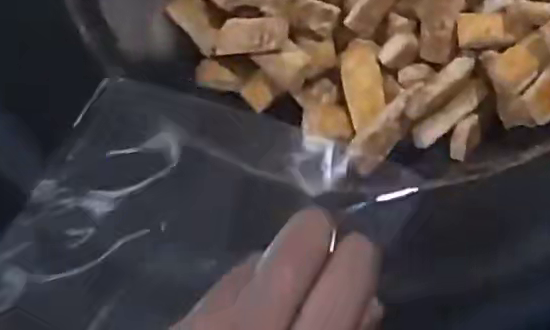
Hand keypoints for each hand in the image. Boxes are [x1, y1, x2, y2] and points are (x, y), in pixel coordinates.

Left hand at [180, 208, 381, 329]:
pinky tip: (238, 327)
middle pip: (308, 228)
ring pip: (263, 252)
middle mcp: (258, 318)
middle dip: (323, 239)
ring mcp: (210, 316)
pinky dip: (242, 295)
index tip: (356, 277)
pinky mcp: (180, 321)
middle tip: (321, 276)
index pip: (353, 260)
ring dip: (278, 270)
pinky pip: (225, 285)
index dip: (360, 260)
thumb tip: (369, 298)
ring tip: (275, 309)